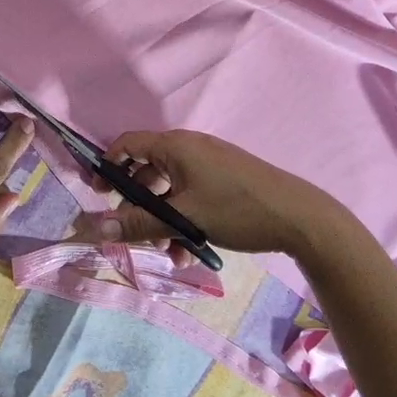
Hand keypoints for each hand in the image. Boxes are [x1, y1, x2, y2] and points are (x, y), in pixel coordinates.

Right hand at [88, 130, 336, 256]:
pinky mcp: (224, 179)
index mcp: (175, 146)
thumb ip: (139, 223)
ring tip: (166, 252)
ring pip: (170, 188)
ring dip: (162, 219)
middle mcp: (189, 148)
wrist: (300, 217)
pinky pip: (190, 195)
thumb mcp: (184, 218)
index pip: (128, 144)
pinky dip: (183, 219)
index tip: (96, 194)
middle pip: (147, 170)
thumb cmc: (236, 209)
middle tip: (131, 232)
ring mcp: (209, 163)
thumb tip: (97, 226)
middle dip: (137, 204)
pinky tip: (189, 253)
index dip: (107, 166)